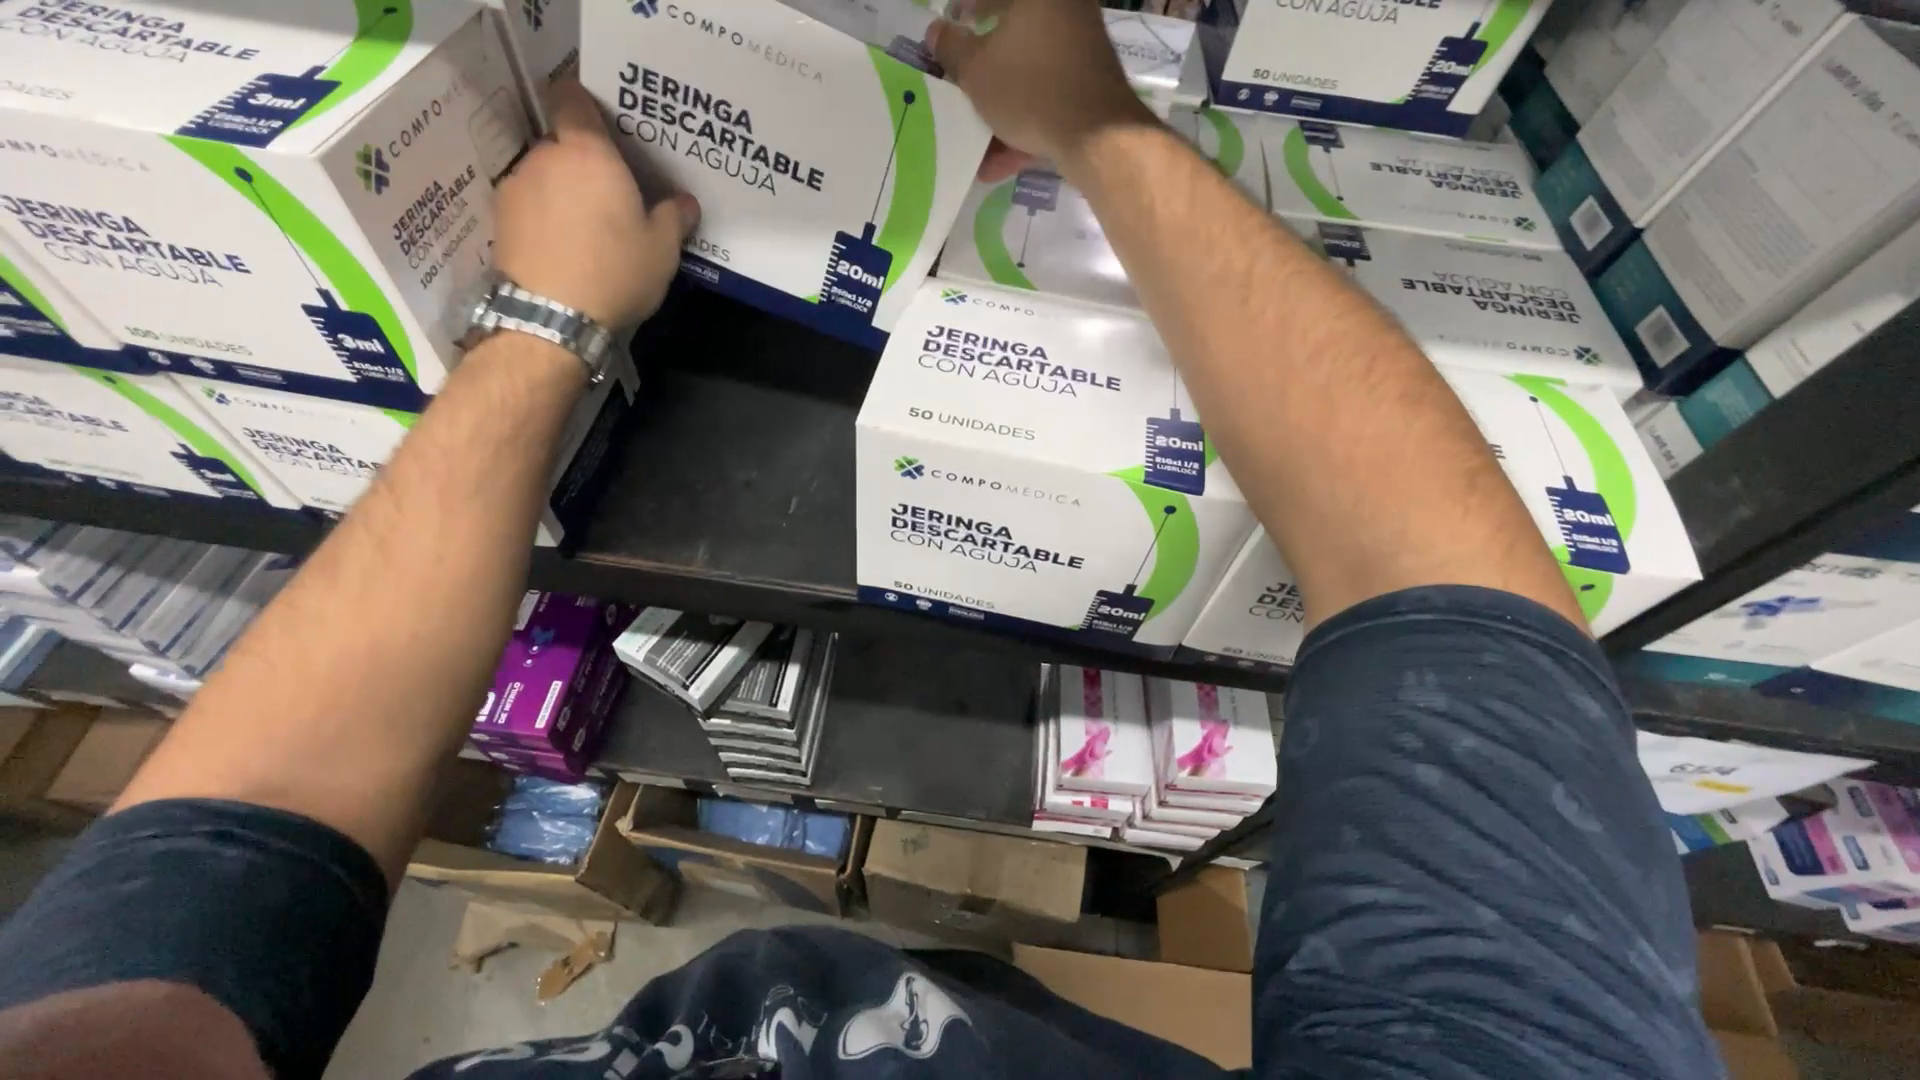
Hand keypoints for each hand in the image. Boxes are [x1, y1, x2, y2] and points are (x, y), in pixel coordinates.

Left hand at [492, 79, 698, 328]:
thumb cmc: (616, 272)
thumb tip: (685, 203)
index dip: (585, 102)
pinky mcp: (501, 220)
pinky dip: (545, 218)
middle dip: (583, 163)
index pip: (572, 97)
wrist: (551, 318)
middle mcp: (546, 158)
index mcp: (589, 154)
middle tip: (611, 194)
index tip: (604, 123)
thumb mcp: (662, 250)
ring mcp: (517, 187)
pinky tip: (564, 248)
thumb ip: (674, 218)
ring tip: (587, 229)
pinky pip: (529, 205)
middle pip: (563, 143)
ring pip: (545, 176)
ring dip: (563, 192)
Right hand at [930, 0, 1155, 173]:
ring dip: (1000, 105)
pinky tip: (997, 163)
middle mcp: (1066, 10)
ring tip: (974, 137)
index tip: (952, 18)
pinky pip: (1049, 99)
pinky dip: (1022, 126)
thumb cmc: (1029, 89)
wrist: (1096, 135)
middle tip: (960, 77)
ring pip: (1031, 73)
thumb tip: (936, 31)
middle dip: (984, 61)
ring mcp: (1084, 48)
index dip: (967, 4)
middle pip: (1015, 31)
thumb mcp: (976, 71)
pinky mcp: (1092, 86)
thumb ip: (951, 48)